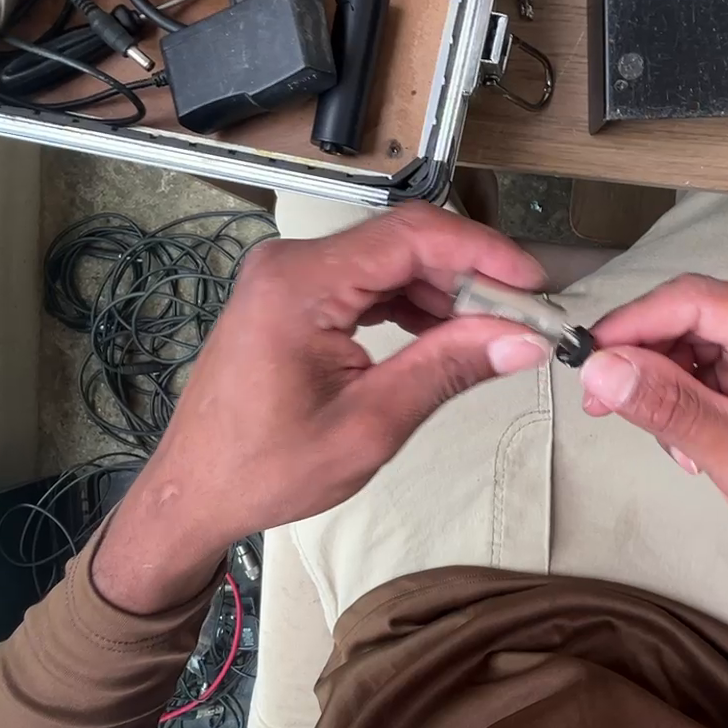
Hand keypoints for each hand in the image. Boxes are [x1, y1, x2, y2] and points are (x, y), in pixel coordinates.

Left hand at [94, 203, 553, 611]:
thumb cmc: (266, 468)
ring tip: (489, 331)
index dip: (482, 251)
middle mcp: (292, 264)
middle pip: (403, 243)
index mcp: (301, 283)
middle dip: (470, 275)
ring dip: (444, 291)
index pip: (411, 236)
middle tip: (521, 316)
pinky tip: (442, 333)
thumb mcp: (370, 424)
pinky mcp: (294, 297)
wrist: (194, 492)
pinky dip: (411, 304)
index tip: (533, 283)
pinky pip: (367, 283)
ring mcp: (290, 277)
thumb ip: (447, 369)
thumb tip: (521, 339)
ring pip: (389, 261)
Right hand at [577, 274, 727, 567]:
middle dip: (642, 358)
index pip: (695, 299)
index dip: (632, 322)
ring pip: (685, 337)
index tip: (585, 359)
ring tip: (671, 441)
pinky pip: (699, 360)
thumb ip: (672, 410)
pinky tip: (687, 439)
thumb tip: (598, 370)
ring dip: (659, 384)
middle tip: (602, 404)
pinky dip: (678, 396)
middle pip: (686, 314)